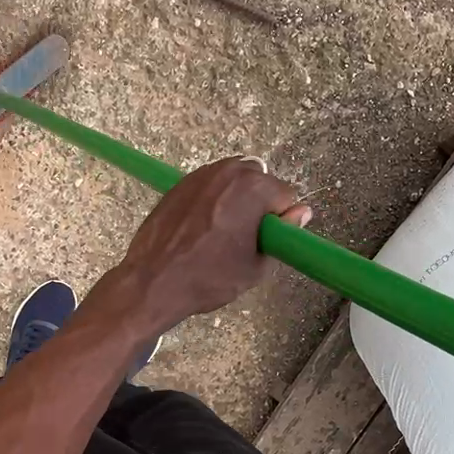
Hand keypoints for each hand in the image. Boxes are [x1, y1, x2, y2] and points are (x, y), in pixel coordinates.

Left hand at [83, 157, 310, 339]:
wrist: (153, 282)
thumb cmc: (206, 278)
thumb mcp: (256, 267)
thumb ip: (283, 236)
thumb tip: (300, 214)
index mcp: (253, 188)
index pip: (285, 196)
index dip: (281, 221)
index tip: (266, 242)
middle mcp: (227, 171)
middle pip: (260, 182)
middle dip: (258, 206)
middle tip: (244, 240)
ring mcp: (200, 175)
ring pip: (233, 182)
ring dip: (235, 202)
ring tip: (221, 236)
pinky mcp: (179, 184)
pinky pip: (208, 188)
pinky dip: (211, 203)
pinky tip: (201, 231)